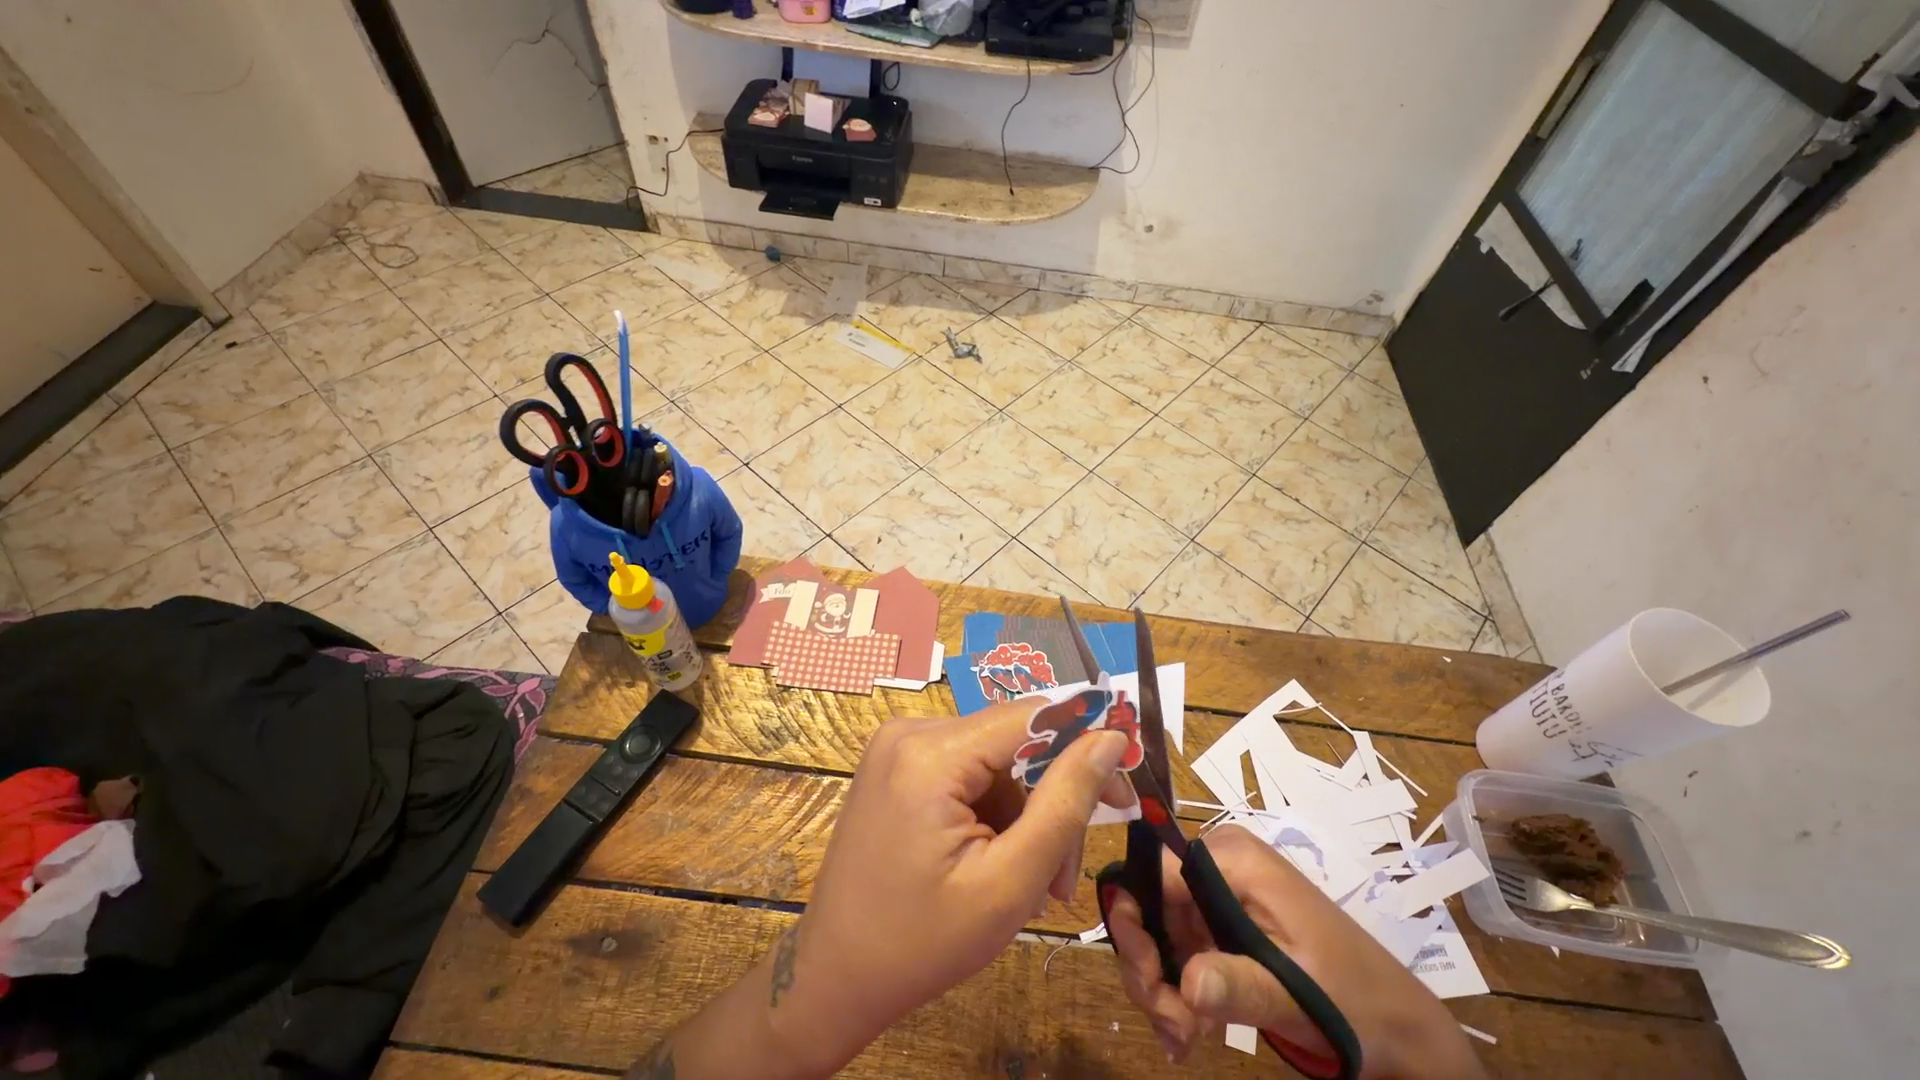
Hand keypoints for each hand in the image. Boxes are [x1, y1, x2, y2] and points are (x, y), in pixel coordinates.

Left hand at [767, 700, 1135, 1073]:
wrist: (836, 976)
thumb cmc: (923, 942)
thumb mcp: (1010, 881)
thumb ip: (1066, 803)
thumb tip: (1111, 737)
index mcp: (930, 753)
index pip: (1033, 716)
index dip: (1086, 745)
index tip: (1122, 794)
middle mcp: (910, 732)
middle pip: (1015, 743)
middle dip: (1050, 804)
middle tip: (1062, 879)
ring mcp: (898, 749)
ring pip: (996, 763)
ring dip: (1024, 818)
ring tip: (1031, 886)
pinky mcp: (897, 768)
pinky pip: (967, 774)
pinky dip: (992, 816)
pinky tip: (996, 865)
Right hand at [1107, 824, 1485, 1078]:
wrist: (1397, 1025)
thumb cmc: (1353, 999)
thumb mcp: (1296, 995)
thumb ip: (1240, 986)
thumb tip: (1188, 984)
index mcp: (1234, 860)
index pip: (1151, 871)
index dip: (1136, 925)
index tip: (1152, 985)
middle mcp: (1217, 865)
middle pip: (1148, 906)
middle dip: (1149, 969)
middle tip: (1175, 1025)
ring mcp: (1218, 895)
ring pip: (1155, 933)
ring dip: (1161, 988)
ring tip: (1186, 1037)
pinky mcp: (1221, 924)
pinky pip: (1176, 949)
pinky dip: (1175, 991)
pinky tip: (1190, 1030)